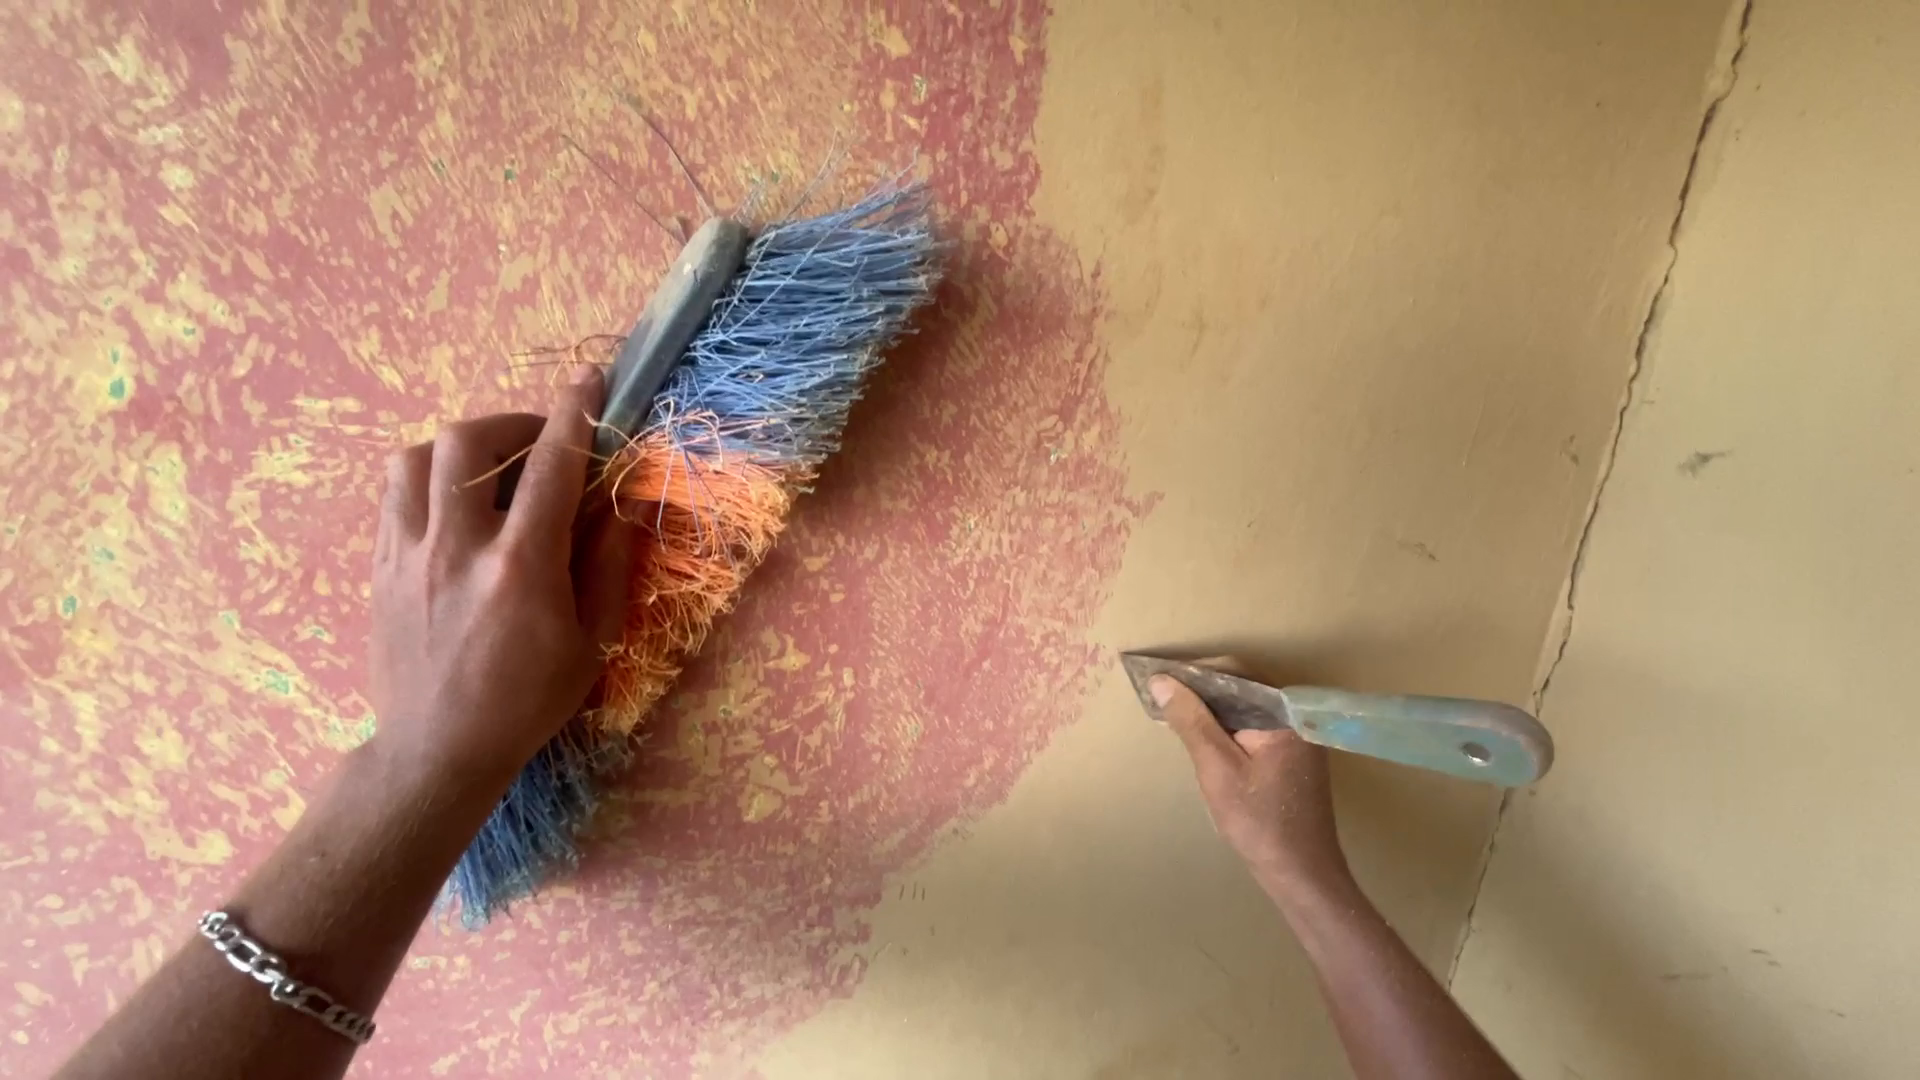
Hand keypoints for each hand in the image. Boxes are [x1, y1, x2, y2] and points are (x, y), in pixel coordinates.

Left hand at [369, 366, 633, 785]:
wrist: (438, 748)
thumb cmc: (531, 697)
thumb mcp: (594, 637)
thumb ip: (612, 562)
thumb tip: (631, 501)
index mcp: (522, 566)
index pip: (552, 466)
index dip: (575, 413)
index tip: (591, 378)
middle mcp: (457, 546)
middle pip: (468, 441)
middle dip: (514, 423)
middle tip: (544, 443)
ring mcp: (406, 553)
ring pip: (417, 456)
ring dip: (465, 445)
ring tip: (495, 468)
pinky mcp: (378, 565)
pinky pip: (394, 491)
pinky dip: (431, 474)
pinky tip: (458, 501)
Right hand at [1153, 659, 1350, 897]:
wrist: (1302, 876)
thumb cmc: (1259, 822)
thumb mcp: (1216, 767)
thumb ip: (1191, 720)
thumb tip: (1161, 680)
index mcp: (1284, 714)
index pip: (1233, 674)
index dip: (1193, 675)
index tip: (1159, 682)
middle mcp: (1295, 719)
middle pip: (1240, 689)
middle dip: (1200, 692)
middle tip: (1162, 701)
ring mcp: (1296, 738)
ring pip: (1245, 709)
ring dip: (1211, 711)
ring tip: (1176, 718)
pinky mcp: (1292, 757)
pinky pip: (1253, 727)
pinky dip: (1226, 729)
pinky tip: (1203, 741)